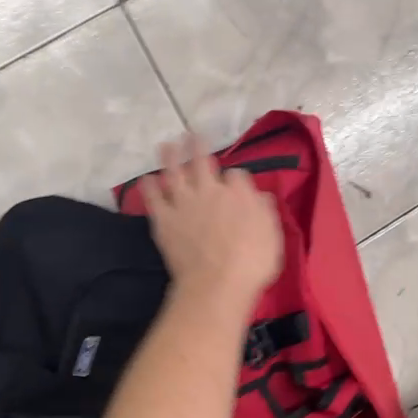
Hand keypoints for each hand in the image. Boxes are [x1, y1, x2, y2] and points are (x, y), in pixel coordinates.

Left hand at [141, 135, 282, 310]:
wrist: (217, 283)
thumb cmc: (252, 263)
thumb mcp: (272, 235)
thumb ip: (264, 211)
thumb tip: (259, 195)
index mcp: (238, 194)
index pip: (236, 175)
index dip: (234, 177)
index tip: (233, 181)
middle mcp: (209, 191)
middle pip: (201, 162)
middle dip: (197, 146)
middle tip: (191, 134)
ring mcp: (184, 204)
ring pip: (174, 173)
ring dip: (170, 157)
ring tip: (166, 145)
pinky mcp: (164, 220)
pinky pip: (153, 199)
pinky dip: (149, 187)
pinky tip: (146, 179)